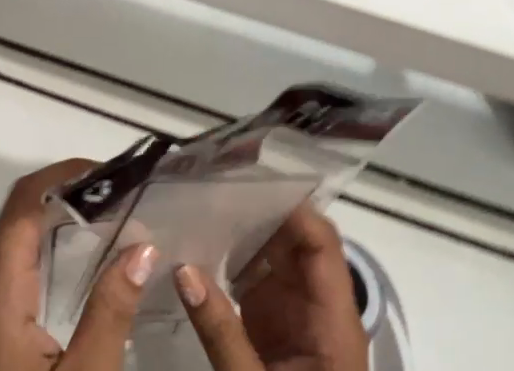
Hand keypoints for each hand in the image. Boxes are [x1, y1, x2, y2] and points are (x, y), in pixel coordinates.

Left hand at [0, 159, 158, 370]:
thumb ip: (111, 310)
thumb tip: (143, 246)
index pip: (24, 201)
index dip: (64, 174)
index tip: (113, 170)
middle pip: (23, 211)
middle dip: (73, 190)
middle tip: (128, 192)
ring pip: (24, 234)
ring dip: (66, 215)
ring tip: (119, 213)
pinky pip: (25, 260)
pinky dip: (58, 243)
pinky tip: (94, 255)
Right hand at [173, 203, 368, 370]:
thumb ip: (220, 331)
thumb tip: (181, 267)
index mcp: (333, 319)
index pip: (321, 244)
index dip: (290, 208)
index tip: (243, 182)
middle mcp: (318, 307)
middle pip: (295, 242)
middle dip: (256, 210)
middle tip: (206, 184)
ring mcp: (296, 316)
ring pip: (274, 257)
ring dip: (240, 232)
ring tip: (195, 205)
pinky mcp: (275, 328)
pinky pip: (257, 281)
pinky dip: (230, 261)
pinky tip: (196, 248)